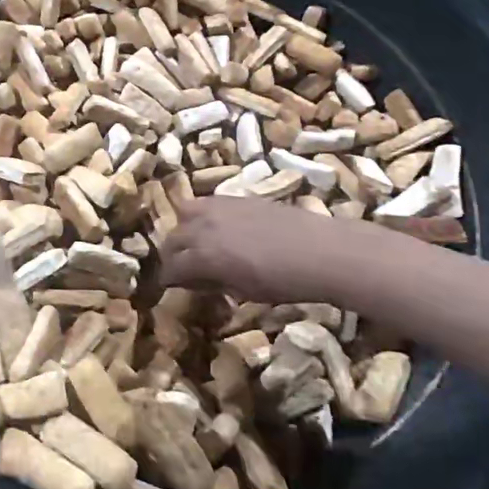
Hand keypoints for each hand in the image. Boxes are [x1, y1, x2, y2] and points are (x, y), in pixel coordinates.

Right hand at [160, 196, 360, 303]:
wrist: (320, 251)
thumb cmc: (283, 282)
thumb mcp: (243, 291)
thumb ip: (214, 282)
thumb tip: (196, 281)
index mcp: (203, 256)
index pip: (172, 267)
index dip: (168, 279)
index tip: (169, 285)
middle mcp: (204, 227)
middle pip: (174, 238)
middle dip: (173, 254)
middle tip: (181, 267)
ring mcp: (220, 207)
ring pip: (185, 212)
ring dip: (185, 228)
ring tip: (196, 240)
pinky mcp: (238, 197)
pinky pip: (208, 202)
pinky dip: (204, 215)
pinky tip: (217, 226)